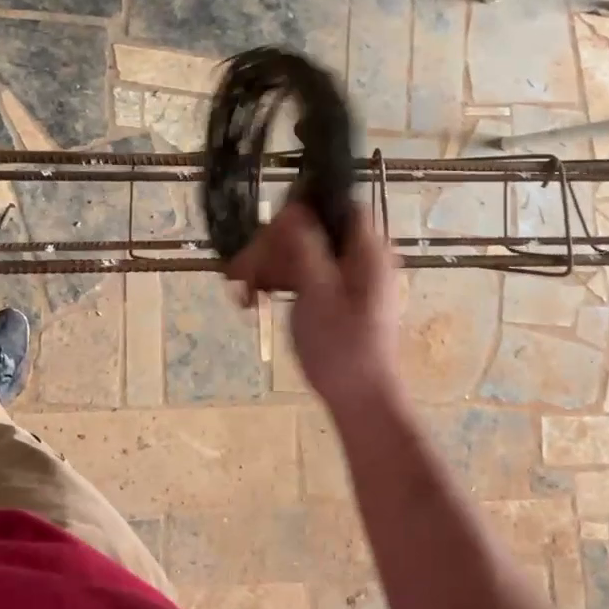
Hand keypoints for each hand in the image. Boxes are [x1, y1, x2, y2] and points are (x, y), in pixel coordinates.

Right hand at [226, 202, 401, 404]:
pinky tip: (251, 298)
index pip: (341, 206)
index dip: (306, 206)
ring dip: (268, 266)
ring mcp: (347, 280)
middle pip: (312, 232)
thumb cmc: (342, 348)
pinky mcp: (334, 298)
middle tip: (243, 269)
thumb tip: (293, 207)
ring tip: (240, 289)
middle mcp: (360, 259)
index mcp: (367, 252)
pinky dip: (278, 282)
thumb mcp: (318, 292)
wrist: (360, 402)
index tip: (272, 224)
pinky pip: (302, 276)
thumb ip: (305, 246)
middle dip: (273, 247)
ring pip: (301, 254)